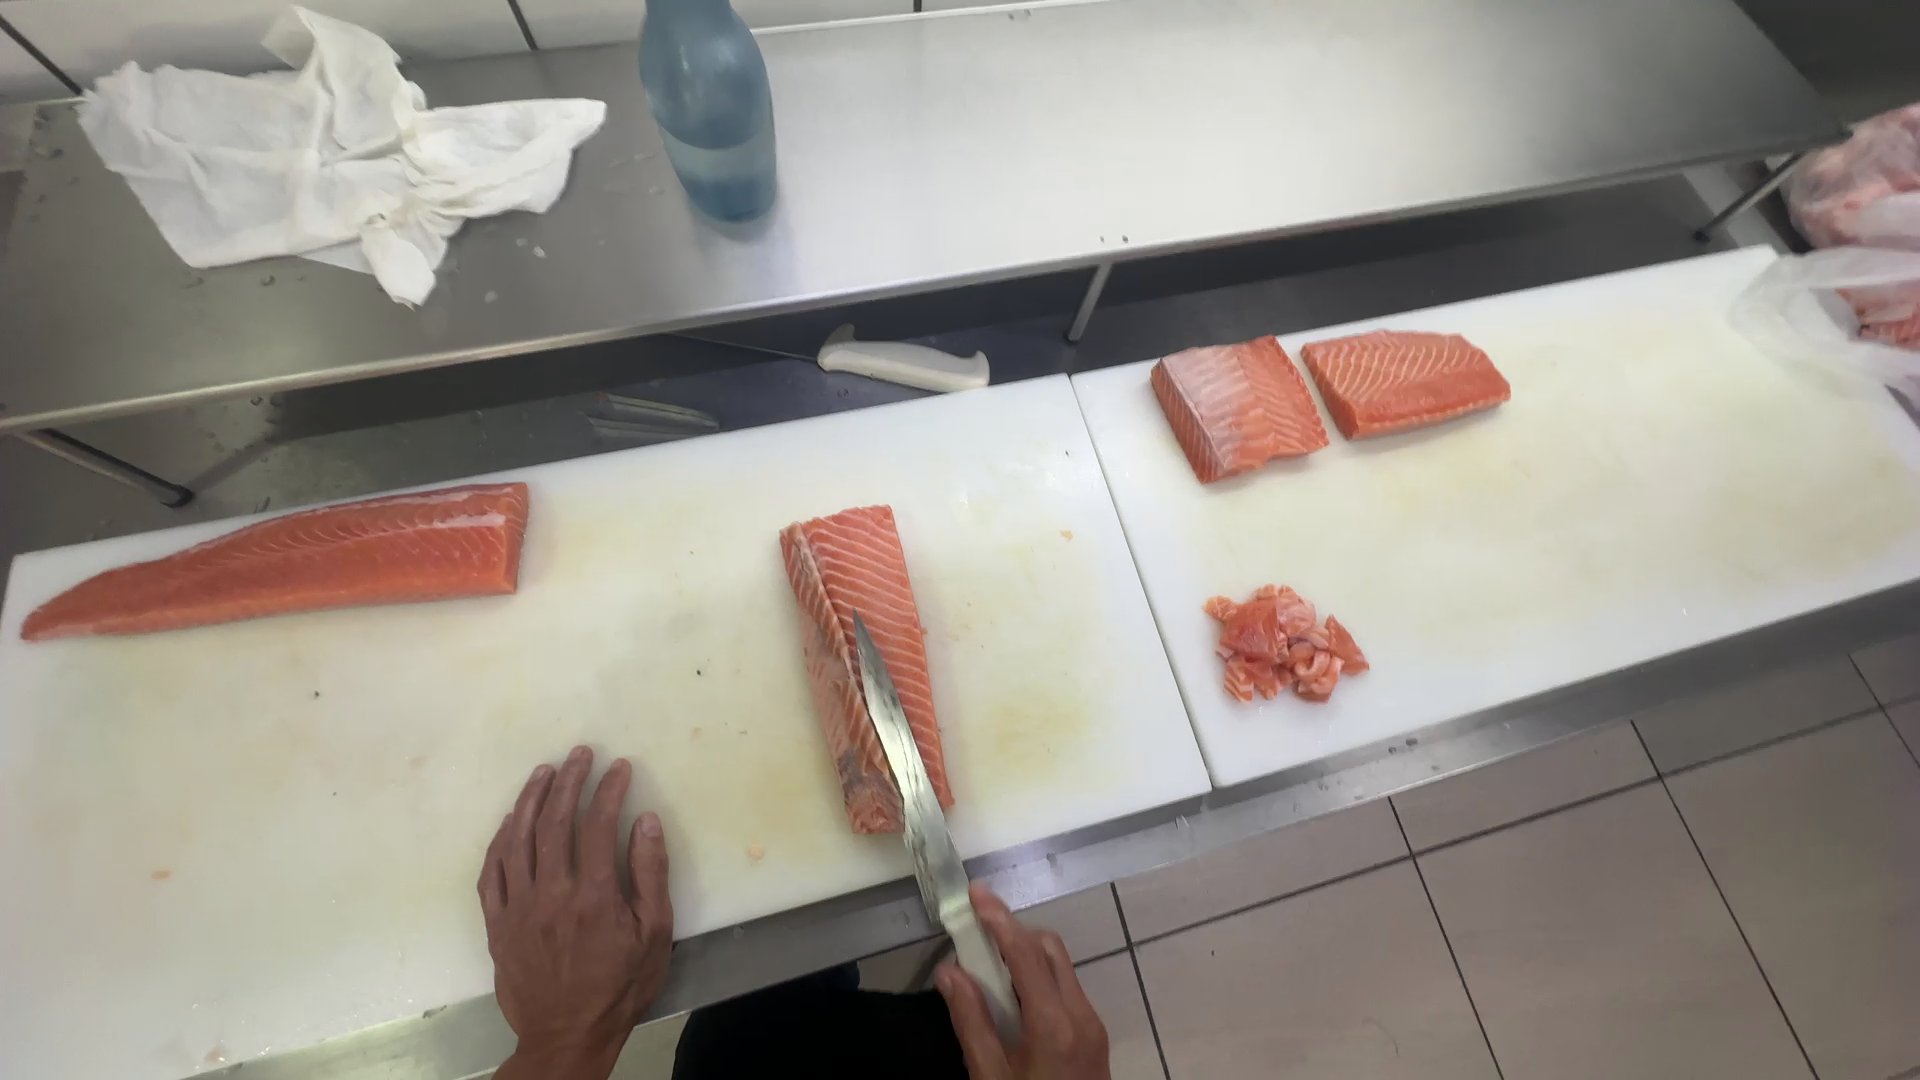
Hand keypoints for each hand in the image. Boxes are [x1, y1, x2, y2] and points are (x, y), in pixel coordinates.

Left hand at [479, 746, 673, 1079]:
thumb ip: (650, 874)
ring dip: (531, 800)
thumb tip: (645, 821)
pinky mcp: (497, 926)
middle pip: (554, 824)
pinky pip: (491, 875)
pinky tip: (511, 820)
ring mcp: (517, 910)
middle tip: (580, 753)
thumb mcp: (655, 932)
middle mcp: (550, 895)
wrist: (567, 1036)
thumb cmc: (621, 982)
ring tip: (543, 771)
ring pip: (517, 842)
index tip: (619, 766)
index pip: (597, 826)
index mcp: (593, 896)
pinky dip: (499, 841)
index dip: (608, 790)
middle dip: (569, 782)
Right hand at [935, 882, 1111, 1079]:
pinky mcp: (1094, 1037)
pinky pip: (1065, 988)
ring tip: (987, 962)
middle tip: (976, 929)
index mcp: (1056, 1024)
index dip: (998, 918)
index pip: (1026, 953)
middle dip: (1013, 931)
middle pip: (1049, 949)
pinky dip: (1037, 977)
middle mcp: (1081, 1014)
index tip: (975, 893)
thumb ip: (971, 1021)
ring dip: (1025, 953)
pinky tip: (1011, 995)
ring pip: (1060, 965)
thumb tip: (949, 970)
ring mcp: (1092, 1025)